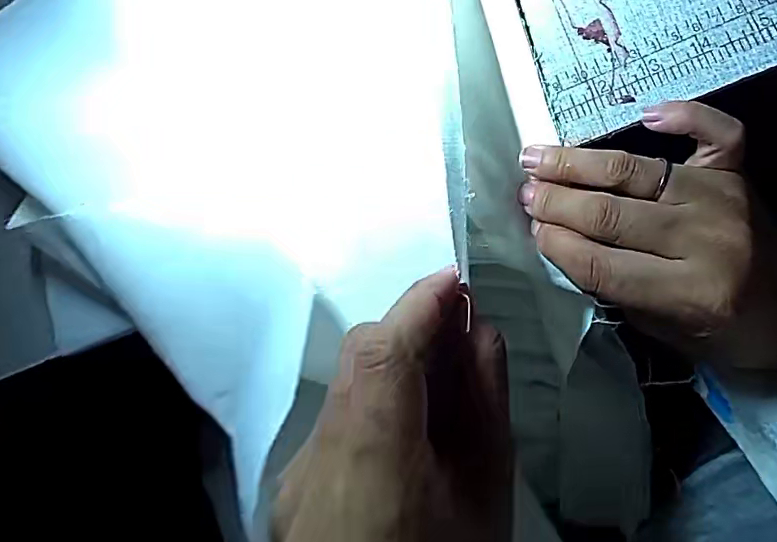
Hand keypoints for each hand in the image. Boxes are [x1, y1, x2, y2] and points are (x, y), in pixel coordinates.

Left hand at [273, 268, 512, 541]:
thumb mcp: (485, 499)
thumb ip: (484, 405)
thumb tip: (479, 330)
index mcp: (371, 465)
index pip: (385, 353)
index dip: (420, 303)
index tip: (458, 277)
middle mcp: (318, 461)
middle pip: (360, 357)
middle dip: (411, 324)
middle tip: (460, 325)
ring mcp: (296, 474)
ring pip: (346, 380)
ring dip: (395, 356)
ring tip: (444, 368)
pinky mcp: (290, 487)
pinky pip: (337, 413)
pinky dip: (376, 392)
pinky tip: (410, 417)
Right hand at [519, 102, 776, 373]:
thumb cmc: (738, 331)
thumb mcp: (677, 338)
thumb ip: (623, 295)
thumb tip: (563, 247)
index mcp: (694, 293)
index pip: (605, 265)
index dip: (559, 246)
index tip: (529, 231)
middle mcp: (707, 238)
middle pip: (612, 214)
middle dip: (557, 203)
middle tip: (523, 192)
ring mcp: (722, 196)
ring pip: (636, 171)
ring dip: (579, 163)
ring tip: (538, 156)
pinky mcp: (736, 171)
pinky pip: (715, 131)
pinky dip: (684, 114)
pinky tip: (644, 113)